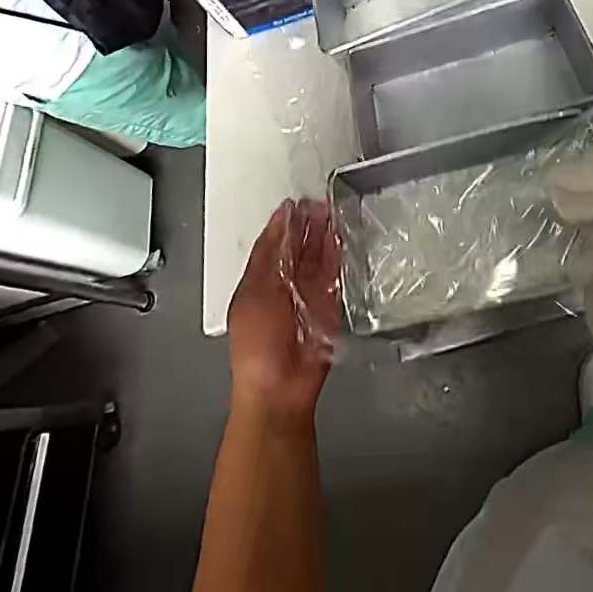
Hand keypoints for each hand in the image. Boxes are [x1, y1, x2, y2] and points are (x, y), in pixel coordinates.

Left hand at [227, 199, 339, 419]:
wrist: (279, 389)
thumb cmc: (257, 345)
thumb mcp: (255, 293)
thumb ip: (269, 257)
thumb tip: (277, 224)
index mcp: (257, 282)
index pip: (270, 245)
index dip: (280, 224)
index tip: (291, 204)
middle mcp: (281, 287)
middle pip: (294, 250)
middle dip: (304, 226)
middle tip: (315, 202)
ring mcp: (305, 297)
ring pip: (314, 260)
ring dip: (321, 237)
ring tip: (328, 212)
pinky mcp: (327, 308)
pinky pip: (331, 277)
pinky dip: (335, 257)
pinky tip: (337, 238)